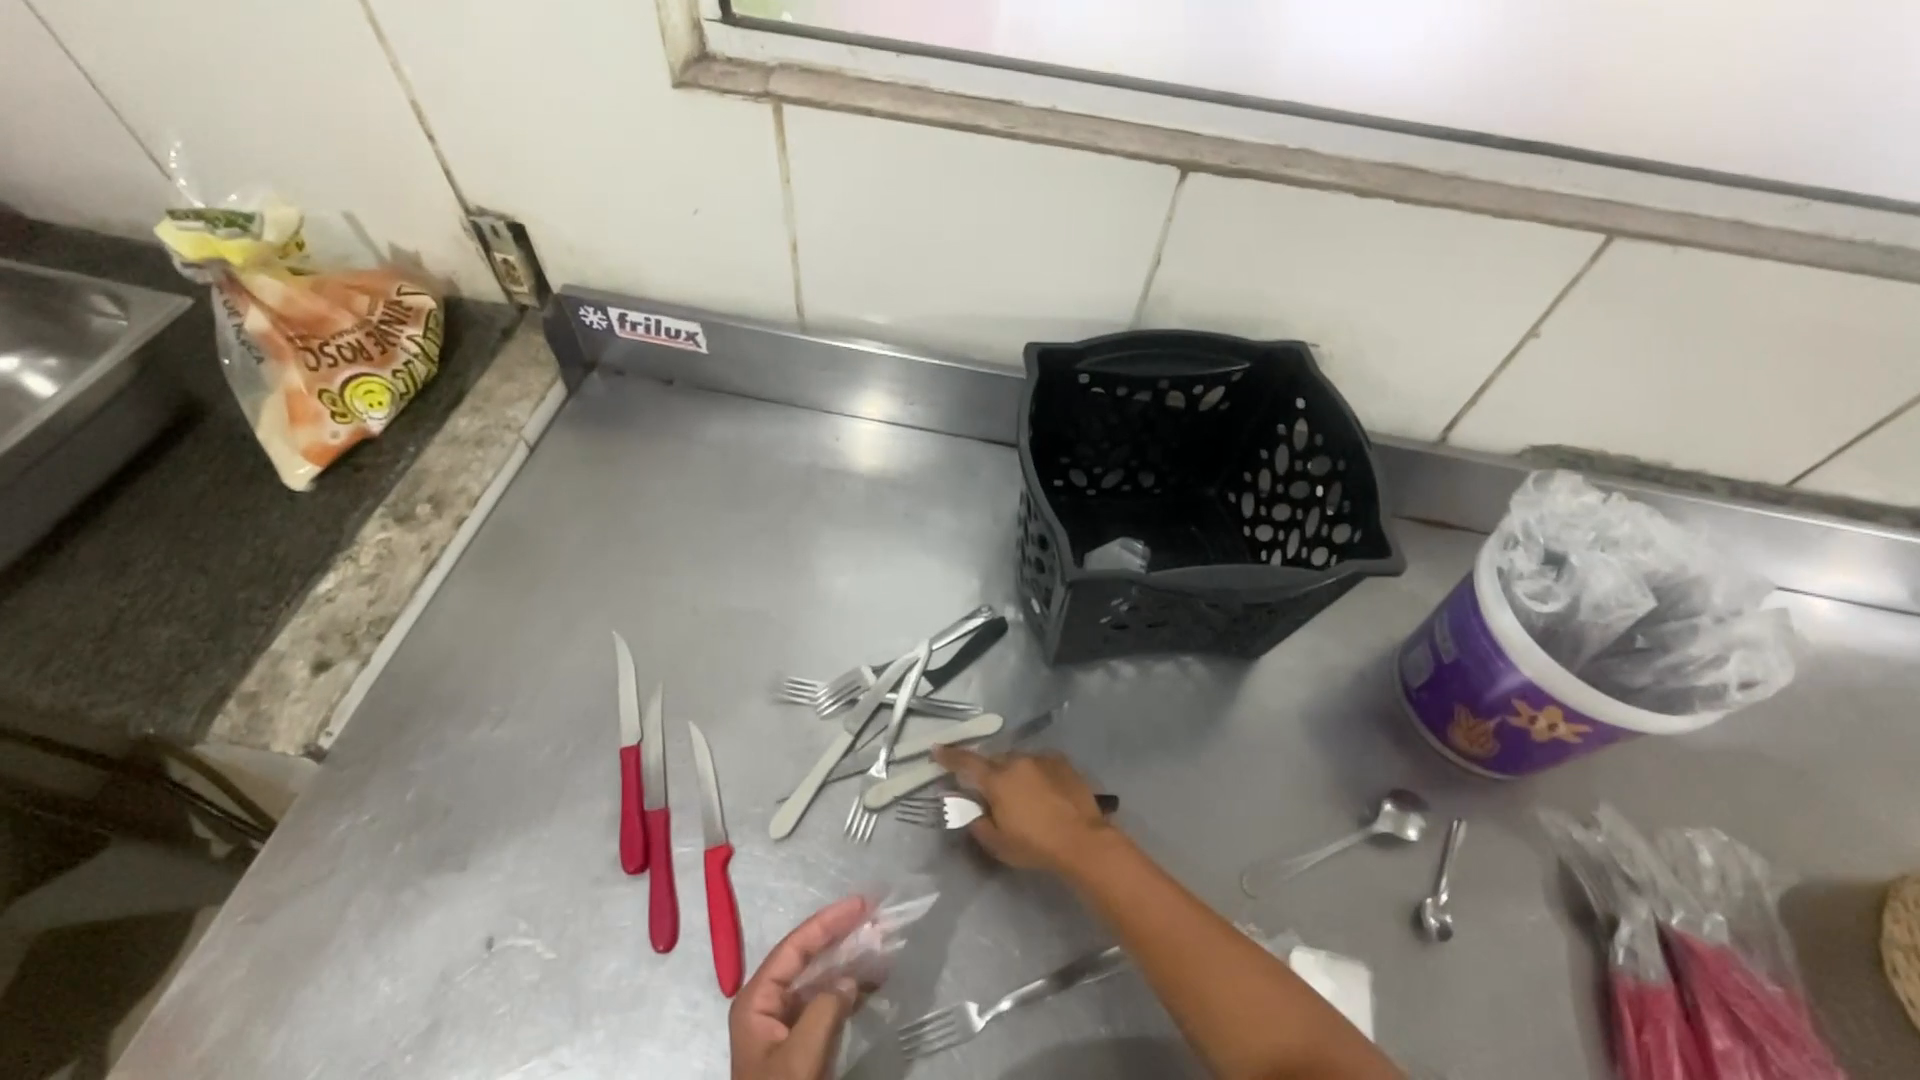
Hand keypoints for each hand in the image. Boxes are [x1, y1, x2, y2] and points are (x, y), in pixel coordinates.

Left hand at [730, 895, 871, 1079]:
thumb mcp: (801, 1055)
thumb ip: (826, 1009)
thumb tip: (850, 979)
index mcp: (756, 1000)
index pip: (794, 947)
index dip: (827, 922)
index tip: (861, 904)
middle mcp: (768, 1005)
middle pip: (807, 958)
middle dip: (841, 937)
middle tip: (876, 918)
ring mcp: (785, 1025)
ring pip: (821, 980)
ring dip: (851, 963)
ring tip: (883, 948)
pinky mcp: (802, 1044)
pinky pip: (828, 1005)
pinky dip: (852, 992)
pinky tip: (875, 984)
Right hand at [930, 747, 1115, 873]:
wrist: (1082, 841)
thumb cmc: (1034, 845)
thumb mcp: (996, 842)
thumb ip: (974, 820)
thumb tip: (961, 804)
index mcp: (997, 779)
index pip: (966, 763)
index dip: (949, 756)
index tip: (936, 749)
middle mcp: (1017, 761)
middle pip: (994, 760)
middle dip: (988, 771)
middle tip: (990, 789)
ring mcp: (1042, 759)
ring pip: (1019, 760)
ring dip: (1014, 771)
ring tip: (1021, 793)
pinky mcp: (1063, 763)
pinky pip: (1040, 763)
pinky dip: (1035, 772)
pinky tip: (1042, 789)